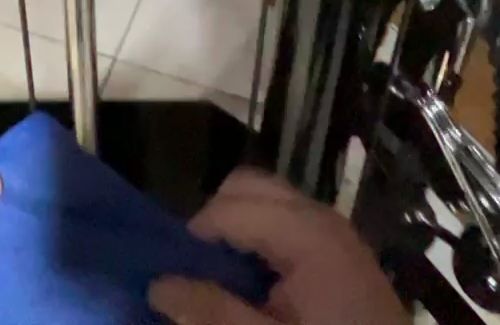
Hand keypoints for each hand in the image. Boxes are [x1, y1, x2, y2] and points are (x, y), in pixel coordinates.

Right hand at [150, 167, 407, 324]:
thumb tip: (157, 284)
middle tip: (201, 272)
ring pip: (266, 201)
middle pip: (249, 187)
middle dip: (216, 220)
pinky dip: (261, 241)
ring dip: (238, 229)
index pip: (230, 206)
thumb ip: (214, 313)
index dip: (196, 236)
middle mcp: (321, 216)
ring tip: (226, 281)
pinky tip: (259, 288)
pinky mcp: (342, 253)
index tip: (177, 276)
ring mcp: (335, 232)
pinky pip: (287, 223)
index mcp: (307, 232)